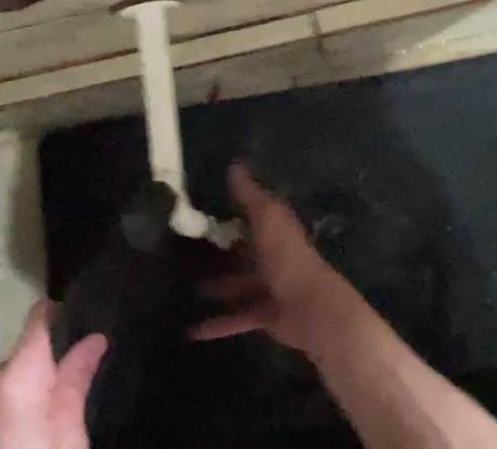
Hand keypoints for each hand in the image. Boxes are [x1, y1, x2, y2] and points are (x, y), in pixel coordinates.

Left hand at [0, 301, 107, 448]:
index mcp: (14, 383)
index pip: (37, 325)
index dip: (56, 318)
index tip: (74, 322)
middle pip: (14, 366)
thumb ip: (74, 391)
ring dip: (5, 408)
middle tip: (55, 420)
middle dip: (35, 382)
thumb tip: (91, 343)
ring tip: (22, 448)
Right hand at [191, 163, 366, 355]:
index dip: (230, 214)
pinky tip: (192, 331)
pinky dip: (217, 324)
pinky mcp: (266, 315)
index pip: (252, 217)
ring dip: (217, 287)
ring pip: (238, 286)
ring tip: (186, 289)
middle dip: (220, 253)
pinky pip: (237, 318)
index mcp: (275, 230)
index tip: (201, 212)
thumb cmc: (287, 257)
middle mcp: (273, 256)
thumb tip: (234, 164)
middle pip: (243, 253)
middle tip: (187, 254)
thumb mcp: (267, 218)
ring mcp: (270, 287)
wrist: (310, 307)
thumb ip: (250, 195)